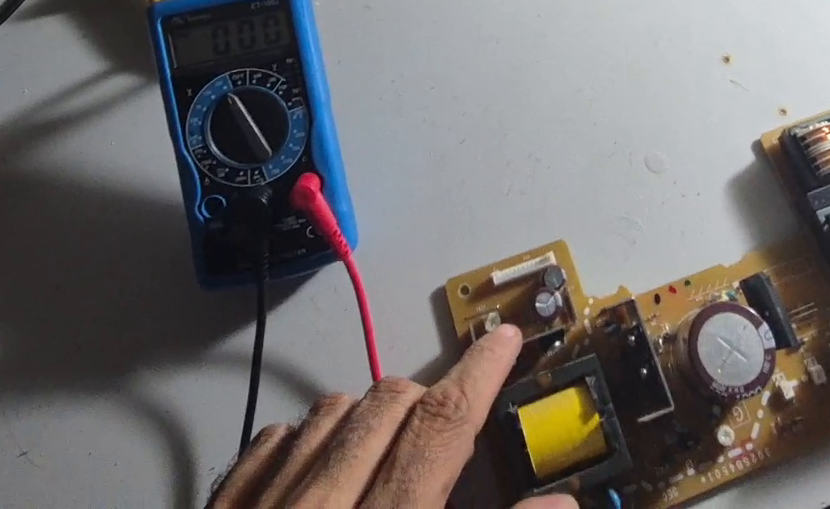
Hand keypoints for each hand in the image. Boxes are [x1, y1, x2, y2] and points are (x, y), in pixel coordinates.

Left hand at [210, 322, 570, 508]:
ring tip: (390, 450)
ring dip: (372, 415)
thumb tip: (555, 506)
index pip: (441, 428)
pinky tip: (323, 466)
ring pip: (333, 408)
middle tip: (450, 424)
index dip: (480, 375)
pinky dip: (310, 438)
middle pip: (390, 405)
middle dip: (430, 400)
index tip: (503, 338)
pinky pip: (274, 439)